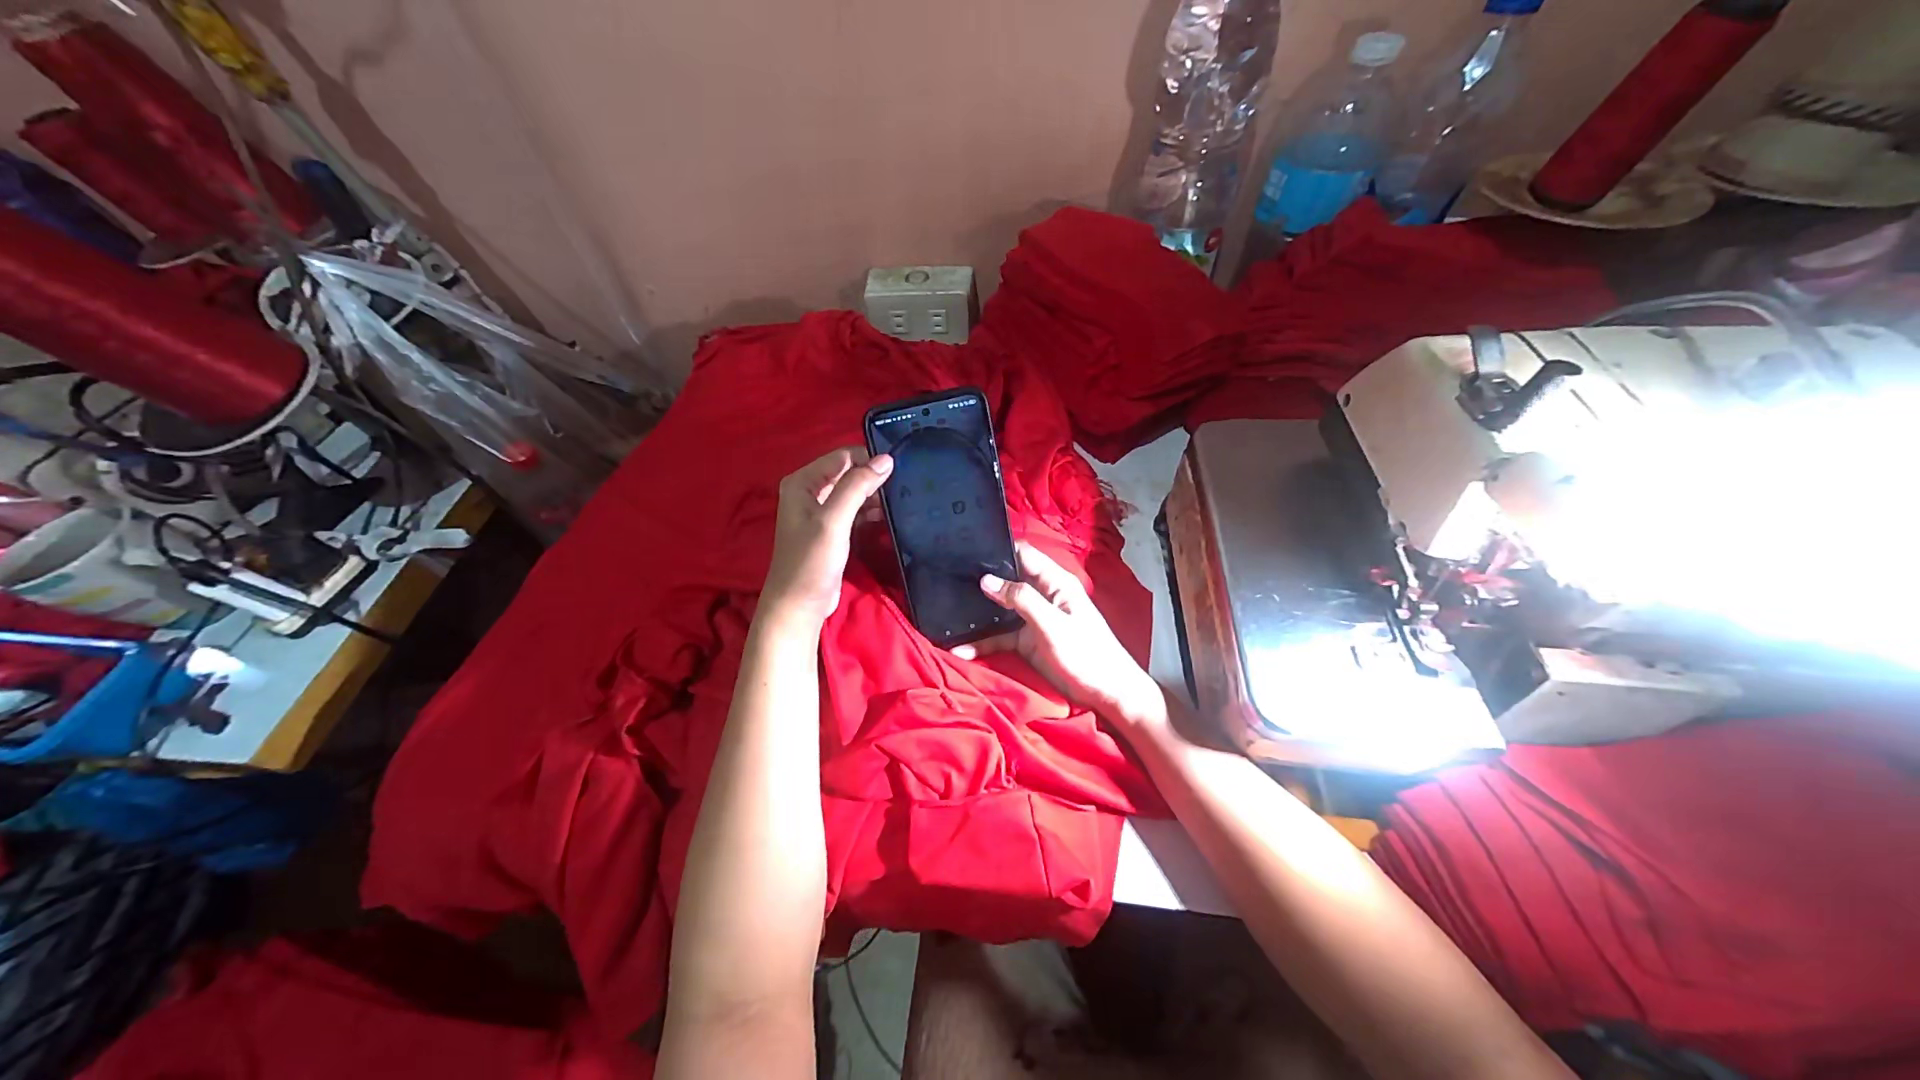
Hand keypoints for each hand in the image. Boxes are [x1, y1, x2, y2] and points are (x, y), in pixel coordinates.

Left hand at [761, 447, 892, 626]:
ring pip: (854, 492)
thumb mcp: (834, 520)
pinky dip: (871, 511)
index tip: (899, 469)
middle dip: (874, 478)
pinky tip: (889, 516)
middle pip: (848, 473)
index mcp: (802, 482)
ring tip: (901, 501)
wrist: (799, 605)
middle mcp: (808, 492)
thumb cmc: (811, 561)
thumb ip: (857, 486)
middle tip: (904, 486)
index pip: (842, 457)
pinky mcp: (832, 530)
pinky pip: (855, 511)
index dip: (869, 460)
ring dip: (875, 496)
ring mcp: (820, 512)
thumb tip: (886, 460)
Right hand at [956, 542, 1166, 736]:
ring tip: (945, 616)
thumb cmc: (1087, 655)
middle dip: (980, 583)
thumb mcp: (1052, 625)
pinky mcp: (1027, 642)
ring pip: (998, 611)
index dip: (997, 550)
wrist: (1107, 694)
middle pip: (1006, 581)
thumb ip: (1021, 600)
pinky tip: (960, 650)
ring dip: (976, 615)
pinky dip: (981, 643)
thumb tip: (987, 580)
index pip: (1023, 555)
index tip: (967, 552)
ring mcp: (1033, 619)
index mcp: (1055, 583)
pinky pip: (999, 637)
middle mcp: (1042, 596)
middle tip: (947, 582)